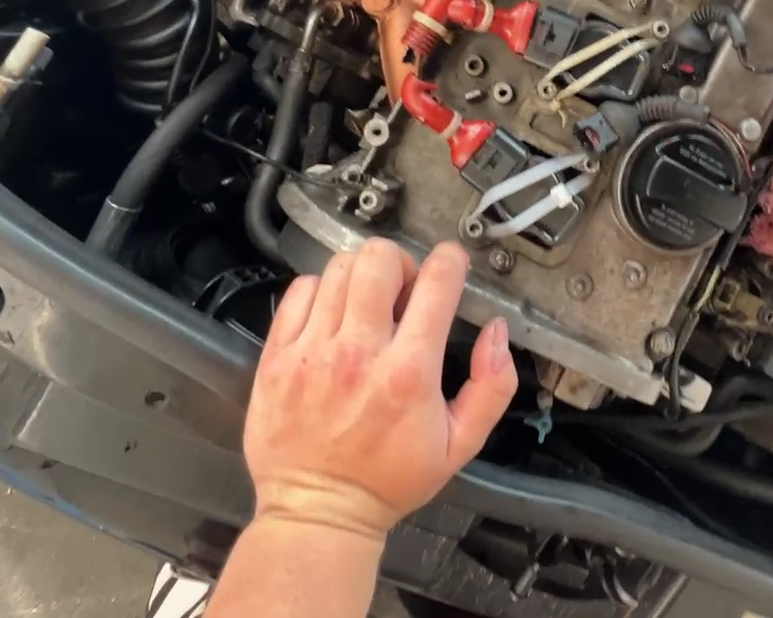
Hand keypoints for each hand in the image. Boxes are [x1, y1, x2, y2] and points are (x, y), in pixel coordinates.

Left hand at [243, 240, 516, 540]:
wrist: (318, 514)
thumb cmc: (391, 479)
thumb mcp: (462, 443)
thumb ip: (492, 385)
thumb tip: (496, 332)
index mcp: (409, 372)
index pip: (437, 282)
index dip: (451, 259)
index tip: (451, 264)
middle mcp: (359, 353)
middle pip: (380, 259)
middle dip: (401, 263)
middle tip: (403, 291)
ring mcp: (312, 352)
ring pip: (340, 268)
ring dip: (362, 276)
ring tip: (367, 304)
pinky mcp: (276, 358)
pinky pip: (300, 291)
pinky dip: (322, 291)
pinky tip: (333, 316)